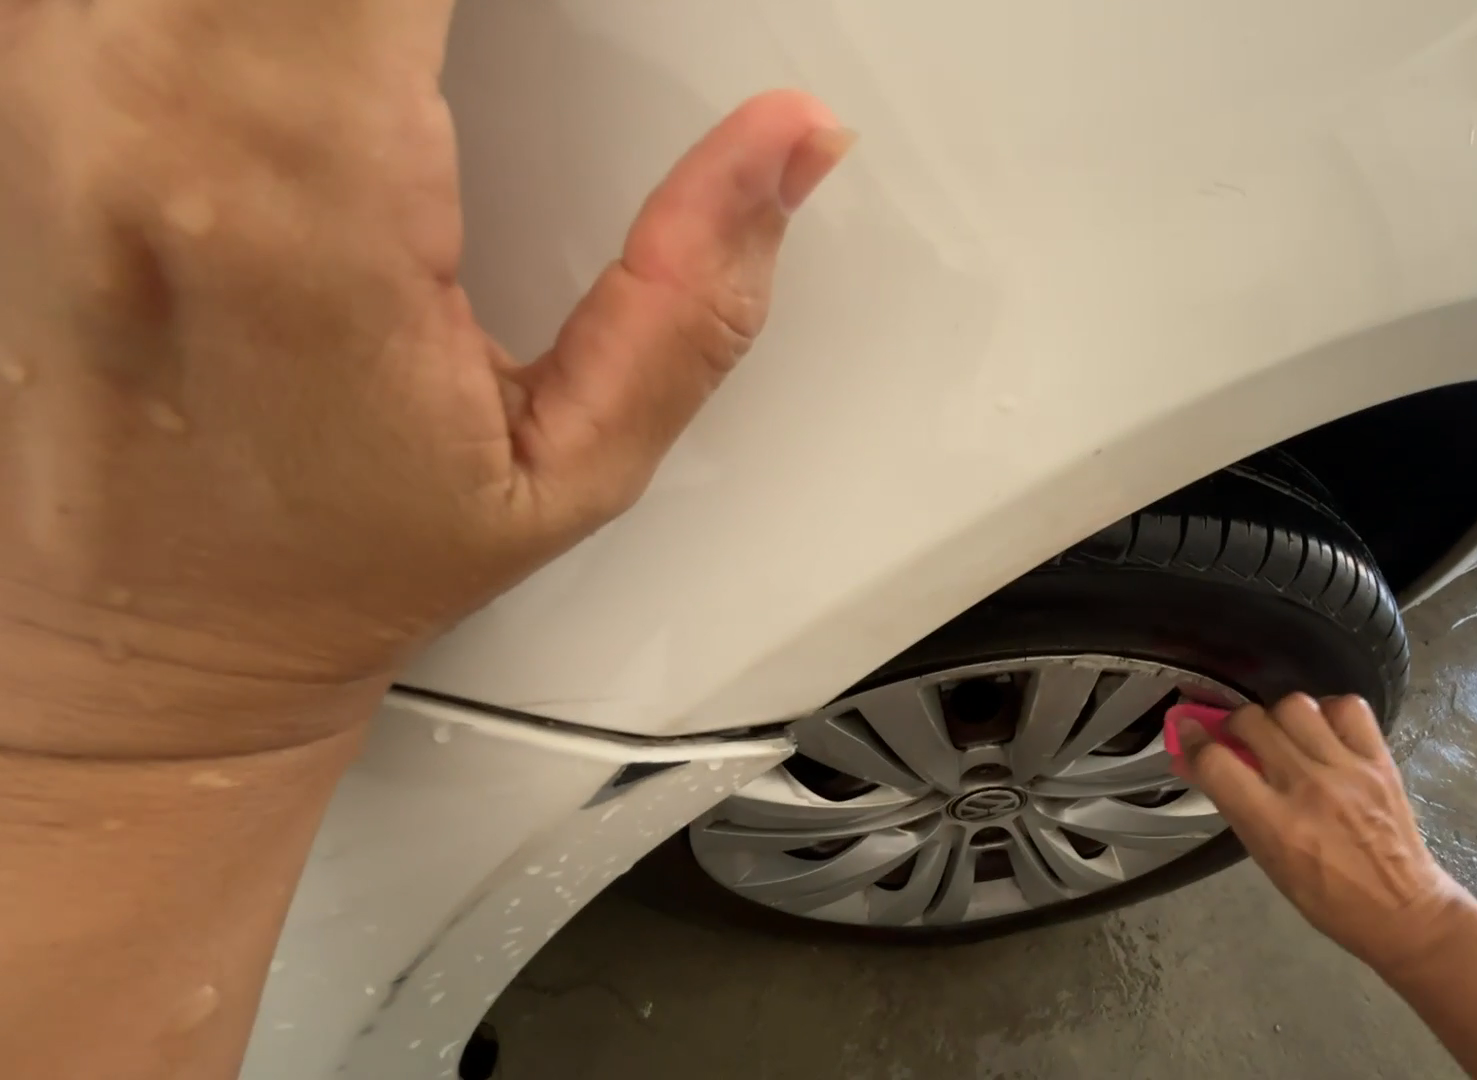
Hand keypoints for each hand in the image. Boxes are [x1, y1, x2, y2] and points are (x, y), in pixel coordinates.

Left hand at [0, 4, 849, 757]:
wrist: (176, 618)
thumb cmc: (368, 561)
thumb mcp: (588, 464)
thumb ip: (694, 296)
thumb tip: (789, 144)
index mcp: (302, 213)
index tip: (623, 17)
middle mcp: (143, 108)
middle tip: (584, 34)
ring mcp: (58, 76)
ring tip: (494, 59)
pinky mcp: (49, 77)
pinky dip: (324, 3)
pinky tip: (391, 42)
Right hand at [1177, 693, 1473, 973]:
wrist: (1403, 913)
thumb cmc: (1322, 895)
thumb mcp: (1263, 855)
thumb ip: (1228, 800)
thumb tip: (1189, 757)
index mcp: (1274, 824)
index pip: (1215, 761)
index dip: (1192, 739)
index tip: (1188, 731)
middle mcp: (1309, 789)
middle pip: (1251, 721)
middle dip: (1234, 724)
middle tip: (1240, 739)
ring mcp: (1348, 770)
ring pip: (1294, 705)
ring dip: (1278, 716)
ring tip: (1284, 735)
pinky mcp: (1380, 761)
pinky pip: (1347, 707)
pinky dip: (1328, 711)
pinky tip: (1323, 732)